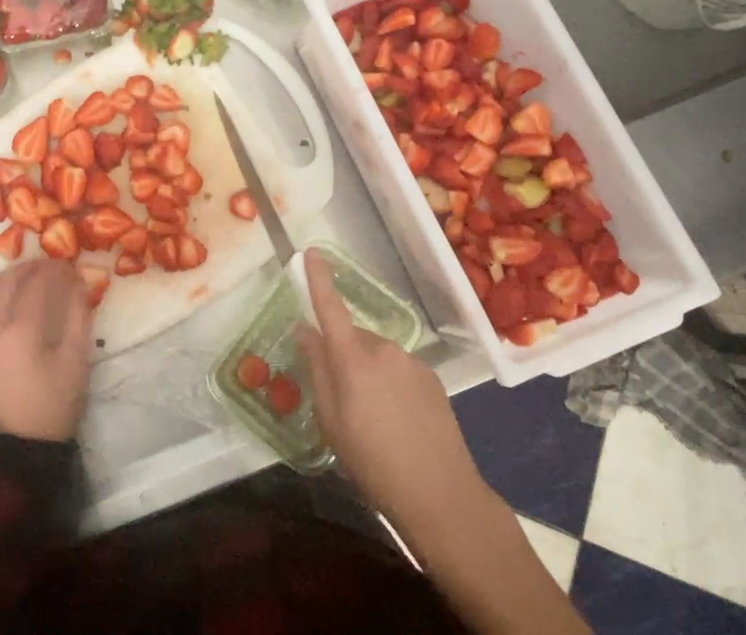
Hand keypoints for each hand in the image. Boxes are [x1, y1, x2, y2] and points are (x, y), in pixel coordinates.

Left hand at [0, 259, 93, 441]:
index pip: (40, 282)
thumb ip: (78, 317)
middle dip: (33, 267)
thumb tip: (77, 283)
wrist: (13, 446)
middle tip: (52, 268)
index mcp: (23, 330)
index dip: (57, 270)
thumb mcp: (76, 363)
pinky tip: (1, 300)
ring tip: (26, 280)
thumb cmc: (51, 406)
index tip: (70, 266)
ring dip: (7, 277)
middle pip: (10, 278)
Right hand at [295, 249, 488, 520]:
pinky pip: (399, 372)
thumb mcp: (330, 419)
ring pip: (376, 357)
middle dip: (341, 355)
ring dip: (367, 374)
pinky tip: (395, 424)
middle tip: (337, 401)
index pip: (330, 308)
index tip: (311, 251)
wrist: (440, 494)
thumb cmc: (371, 460)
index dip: (319, 279)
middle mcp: (384, 349)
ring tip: (369, 420)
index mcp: (353, 358)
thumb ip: (317, 369)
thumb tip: (305, 329)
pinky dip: (389, 386)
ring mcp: (413, 363)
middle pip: (352, 338)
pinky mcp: (433, 381)